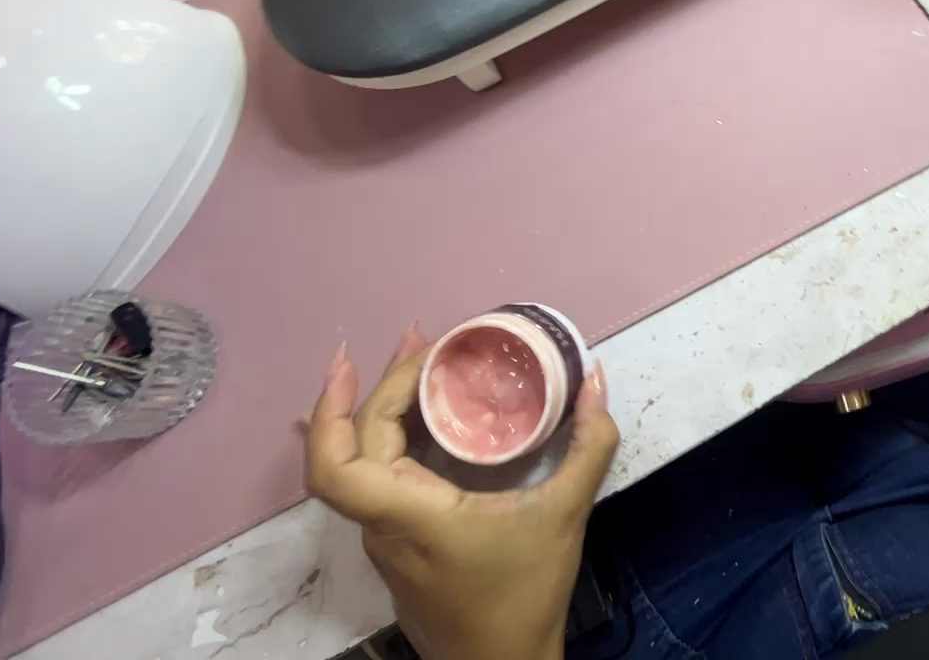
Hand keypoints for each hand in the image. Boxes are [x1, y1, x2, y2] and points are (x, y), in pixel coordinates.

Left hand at [306, 328, 619, 659]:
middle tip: (421, 336)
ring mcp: (386, 537)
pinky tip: (411, 415)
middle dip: (380, 384)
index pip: (339, 467)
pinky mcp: (398, 542)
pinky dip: (384, 435)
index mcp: (411, 515)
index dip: (333, 411)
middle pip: (350, 448)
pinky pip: (374, 478)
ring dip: (380, 406)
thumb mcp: (568, 513)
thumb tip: (595, 377)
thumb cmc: (526, 593)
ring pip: (358, 464)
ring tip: (419, 361)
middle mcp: (384, 524)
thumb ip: (590, 443)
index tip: (356, 359)